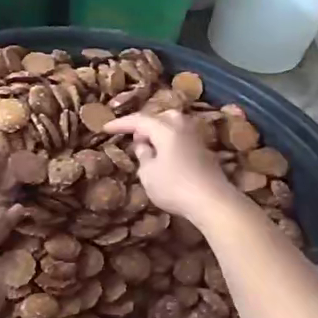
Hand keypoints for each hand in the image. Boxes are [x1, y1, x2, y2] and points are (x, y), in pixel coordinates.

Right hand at [104, 111, 244, 223]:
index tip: (106, 128)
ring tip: (149, 144)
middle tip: (133, 136)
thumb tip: (143, 145)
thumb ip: (143, 155)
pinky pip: (182, 136)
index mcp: (166, 130)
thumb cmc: (174, 187)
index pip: (139, 120)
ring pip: (175, 124)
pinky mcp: (204, 150)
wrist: (212, 201)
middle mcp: (183, 128)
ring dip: (160, 130)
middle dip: (145, 123)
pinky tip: (165, 153)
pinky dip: (170, 139)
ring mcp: (196, 138)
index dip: (121, 123)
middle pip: (161, 116)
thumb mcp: (148, 173)